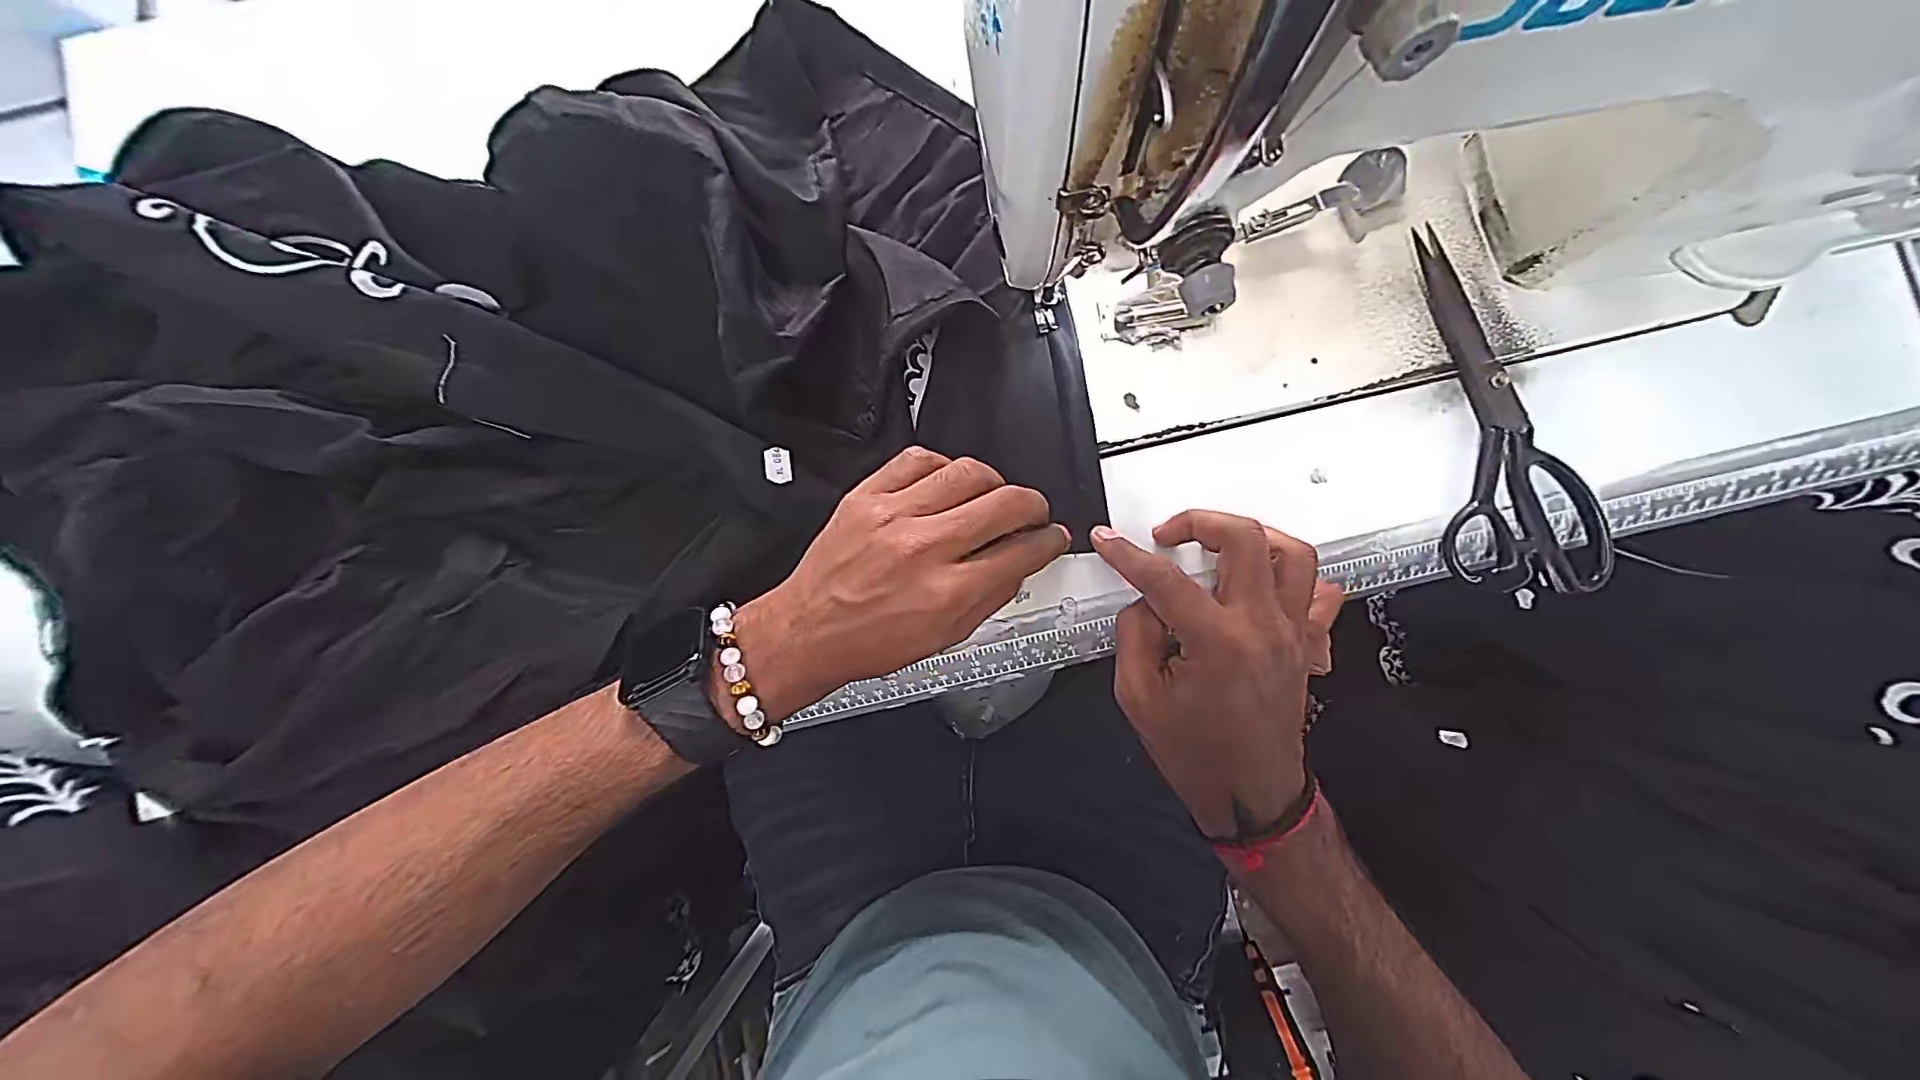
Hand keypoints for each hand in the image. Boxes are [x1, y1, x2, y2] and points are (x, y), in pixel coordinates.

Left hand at [720, 447, 1069, 724]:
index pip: (1021, 551)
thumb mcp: (944, 637)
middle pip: (1005, 504)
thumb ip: (990, 597)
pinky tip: (948, 481)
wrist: (808, 631)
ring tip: (995, 495)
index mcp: (947, 592)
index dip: (1048, 541)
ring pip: (968, 472)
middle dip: (1034, 506)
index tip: (1050, 537)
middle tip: (1033, 513)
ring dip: (996, 482)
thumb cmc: (867, 642)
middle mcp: (923, 548)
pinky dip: (944, 466)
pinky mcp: (866, 497)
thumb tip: (1020, 564)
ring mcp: (893, 516)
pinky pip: (918, 459)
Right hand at [1089, 512, 1343, 839]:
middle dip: (1198, 520)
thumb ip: (1134, 635)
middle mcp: (1260, 629)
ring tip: (1217, 540)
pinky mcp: (1302, 645)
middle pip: (1243, 538)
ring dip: (1251, 534)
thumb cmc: (1201, 756)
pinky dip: (1293, 574)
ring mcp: (1289, 634)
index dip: (1128, 554)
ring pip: (1291, 553)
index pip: (1164, 578)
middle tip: (1169, 533)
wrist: (1251, 793)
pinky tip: (1264, 577)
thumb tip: (1143, 601)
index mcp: (1216, 642)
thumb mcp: (1138, 696)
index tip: (1111, 543)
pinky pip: (1318, 593)